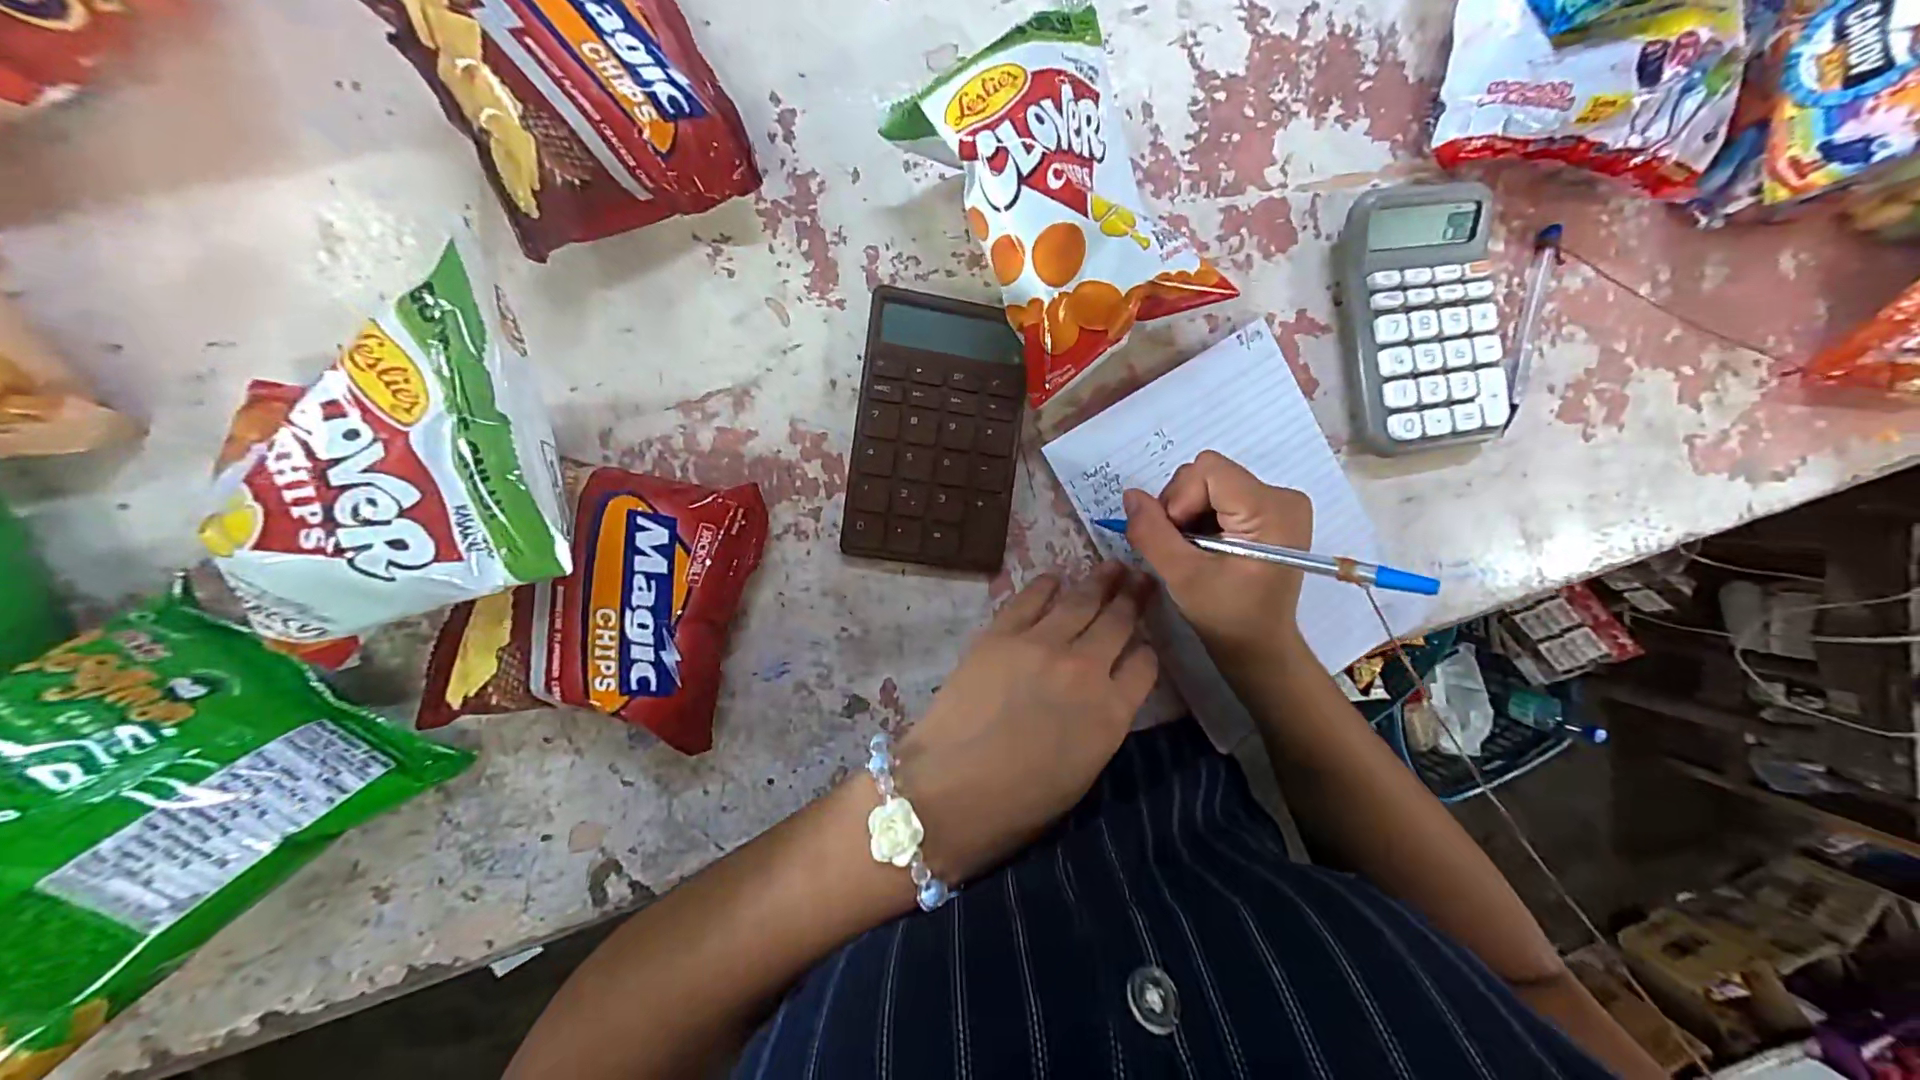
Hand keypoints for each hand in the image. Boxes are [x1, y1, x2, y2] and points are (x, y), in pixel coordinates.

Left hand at [891, 563, 1157, 881]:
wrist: (950, 789)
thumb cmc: (1018, 802)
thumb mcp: (1083, 771)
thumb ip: (1103, 724)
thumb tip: (1106, 694)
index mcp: (1112, 712)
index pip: (1145, 665)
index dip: (1147, 649)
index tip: (1144, 640)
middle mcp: (1086, 669)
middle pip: (1119, 623)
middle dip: (1134, 599)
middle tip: (1141, 578)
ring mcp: (1042, 645)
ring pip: (1081, 602)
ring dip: (1100, 581)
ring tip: (1113, 566)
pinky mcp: (1002, 634)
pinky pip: (1031, 599)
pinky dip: (1046, 585)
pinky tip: (1056, 578)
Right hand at [1122, 450, 1314, 666]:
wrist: (1259, 644)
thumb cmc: (1226, 616)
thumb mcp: (1181, 576)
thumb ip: (1151, 532)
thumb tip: (1130, 495)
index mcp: (1271, 508)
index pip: (1207, 470)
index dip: (1180, 500)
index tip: (1180, 539)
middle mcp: (1282, 496)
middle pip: (1207, 474)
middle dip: (1182, 507)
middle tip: (1182, 548)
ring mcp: (1278, 503)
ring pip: (1209, 483)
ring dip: (1188, 514)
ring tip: (1194, 551)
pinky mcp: (1269, 511)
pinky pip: (1219, 495)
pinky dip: (1201, 518)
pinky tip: (1205, 548)